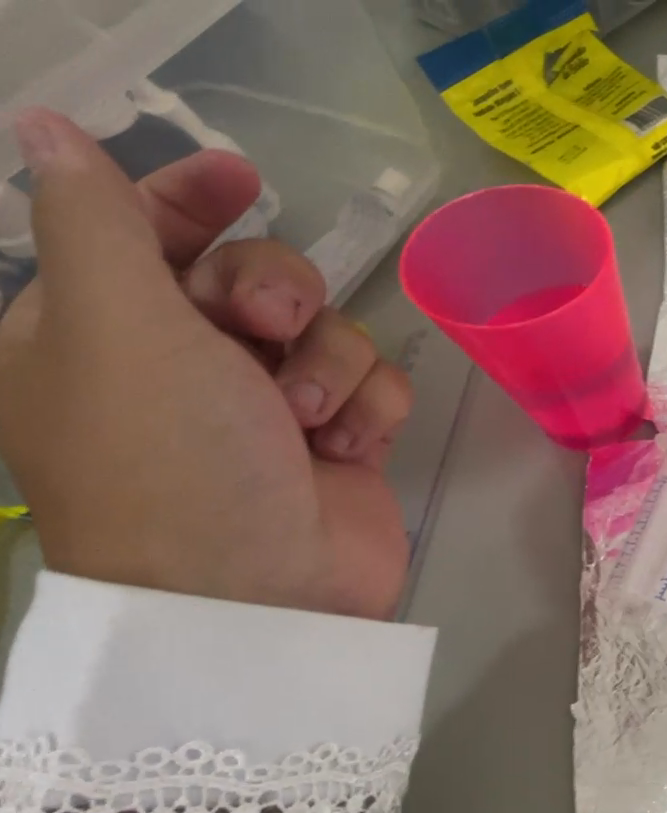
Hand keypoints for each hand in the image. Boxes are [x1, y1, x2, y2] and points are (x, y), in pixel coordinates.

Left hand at [0, 110, 412, 618]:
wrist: (262, 590)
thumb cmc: (172, 456)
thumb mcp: (117, 324)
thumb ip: (98, 220)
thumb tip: (45, 125)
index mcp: (102, 329)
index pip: (142, 232)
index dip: (189, 197)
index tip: (243, 176)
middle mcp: (189, 362)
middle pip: (259, 276)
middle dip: (276, 292)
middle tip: (265, 327)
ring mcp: (274, 406)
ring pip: (332, 331)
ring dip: (328, 364)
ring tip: (307, 418)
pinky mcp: (346, 440)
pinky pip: (379, 387)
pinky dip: (370, 408)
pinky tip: (349, 447)